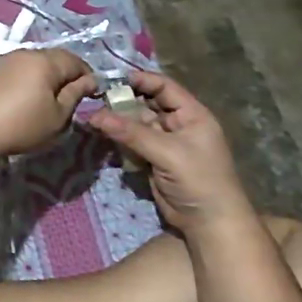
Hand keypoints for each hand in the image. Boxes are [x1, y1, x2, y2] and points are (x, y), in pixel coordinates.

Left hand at [0, 49, 94, 161]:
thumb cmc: (20, 126)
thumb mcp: (57, 116)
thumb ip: (75, 94)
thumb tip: (88, 80)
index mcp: (43, 61)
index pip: (74, 60)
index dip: (86, 76)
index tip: (90, 94)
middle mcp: (21, 54)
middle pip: (50, 59)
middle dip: (63, 75)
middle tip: (66, 99)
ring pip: (29, 64)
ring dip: (40, 77)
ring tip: (41, 101)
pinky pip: (11, 71)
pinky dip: (20, 81)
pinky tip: (16, 100)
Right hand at [86, 70, 253, 233]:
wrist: (210, 222)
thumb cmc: (199, 181)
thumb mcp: (167, 153)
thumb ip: (131, 133)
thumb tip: (94, 116)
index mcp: (192, 116)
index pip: (164, 88)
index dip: (141, 80)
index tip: (111, 79)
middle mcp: (177, 125)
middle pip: (145, 104)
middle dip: (121, 103)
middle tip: (94, 101)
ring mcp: (164, 143)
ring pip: (134, 124)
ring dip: (115, 123)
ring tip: (92, 121)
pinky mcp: (152, 159)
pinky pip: (130, 142)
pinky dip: (117, 140)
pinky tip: (100, 137)